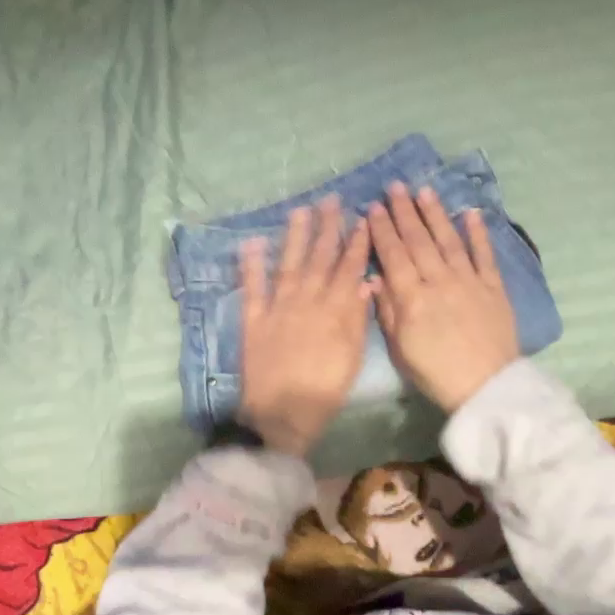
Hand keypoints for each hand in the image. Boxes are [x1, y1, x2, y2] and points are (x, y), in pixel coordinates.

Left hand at [237, 196, 372, 456]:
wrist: (281, 414)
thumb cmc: (323, 393)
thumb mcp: (351, 360)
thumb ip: (356, 321)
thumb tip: (363, 284)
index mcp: (335, 312)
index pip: (348, 269)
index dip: (356, 243)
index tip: (362, 219)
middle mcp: (307, 301)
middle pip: (320, 258)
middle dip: (328, 228)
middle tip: (333, 200)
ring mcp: (277, 308)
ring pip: (289, 263)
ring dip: (295, 236)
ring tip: (301, 211)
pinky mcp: (252, 319)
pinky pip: (252, 286)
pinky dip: (252, 263)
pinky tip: (253, 242)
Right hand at [367, 182, 519, 412]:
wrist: (484, 386)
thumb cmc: (435, 373)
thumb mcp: (400, 349)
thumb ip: (387, 311)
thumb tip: (374, 278)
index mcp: (412, 298)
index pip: (393, 255)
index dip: (382, 230)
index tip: (373, 208)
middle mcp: (439, 280)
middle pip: (419, 240)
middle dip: (405, 212)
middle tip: (395, 187)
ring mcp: (468, 280)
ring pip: (448, 240)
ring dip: (435, 214)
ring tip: (424, 191)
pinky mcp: (493, 287)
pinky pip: (484, 254)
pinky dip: (477, 232)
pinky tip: (470, 214)